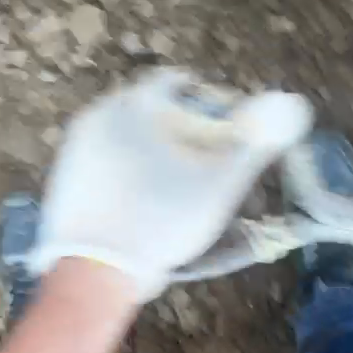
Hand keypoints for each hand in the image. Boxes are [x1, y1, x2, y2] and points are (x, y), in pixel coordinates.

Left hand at [29, 69, 312, 299]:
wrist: (95, 270)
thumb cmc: (161, 220)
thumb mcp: (219, 181)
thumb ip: (256, 140)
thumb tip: (291, 105)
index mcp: (135, 103)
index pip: (176, 82)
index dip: (206, 102)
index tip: (222, 129)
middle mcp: (98, 114)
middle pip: (147, 110)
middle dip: (175, 127)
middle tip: (199, 161)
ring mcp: (73, 148)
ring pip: (122, 136)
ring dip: (147, 150)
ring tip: (169, 186)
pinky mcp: (61, 179)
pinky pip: (100, 163)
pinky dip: (121, 172)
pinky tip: (136, 203)